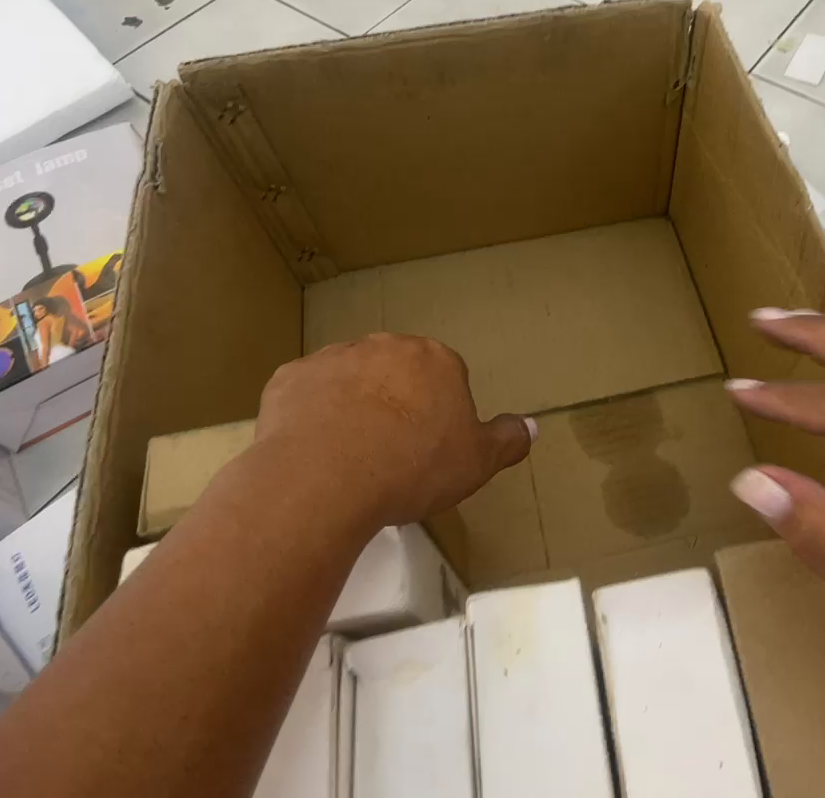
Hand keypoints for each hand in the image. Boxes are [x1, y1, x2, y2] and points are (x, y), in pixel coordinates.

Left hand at [249, 333, 533, 530]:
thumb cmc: (412, 468)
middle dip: (395, 401)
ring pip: (350, 378)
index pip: (446, 377)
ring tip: (349, 455)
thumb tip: (533, 425)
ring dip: (352, 405)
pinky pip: (307, 393)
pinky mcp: (291, 377)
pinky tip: (313, 449)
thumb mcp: (477, 463)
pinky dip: (310, 414)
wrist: (324, 477)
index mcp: (436, 360)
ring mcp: (335, 357)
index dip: (439, 413)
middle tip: (391, 451)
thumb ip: (507, 440)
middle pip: (396, 371)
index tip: (429, 448)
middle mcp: (387, 346)